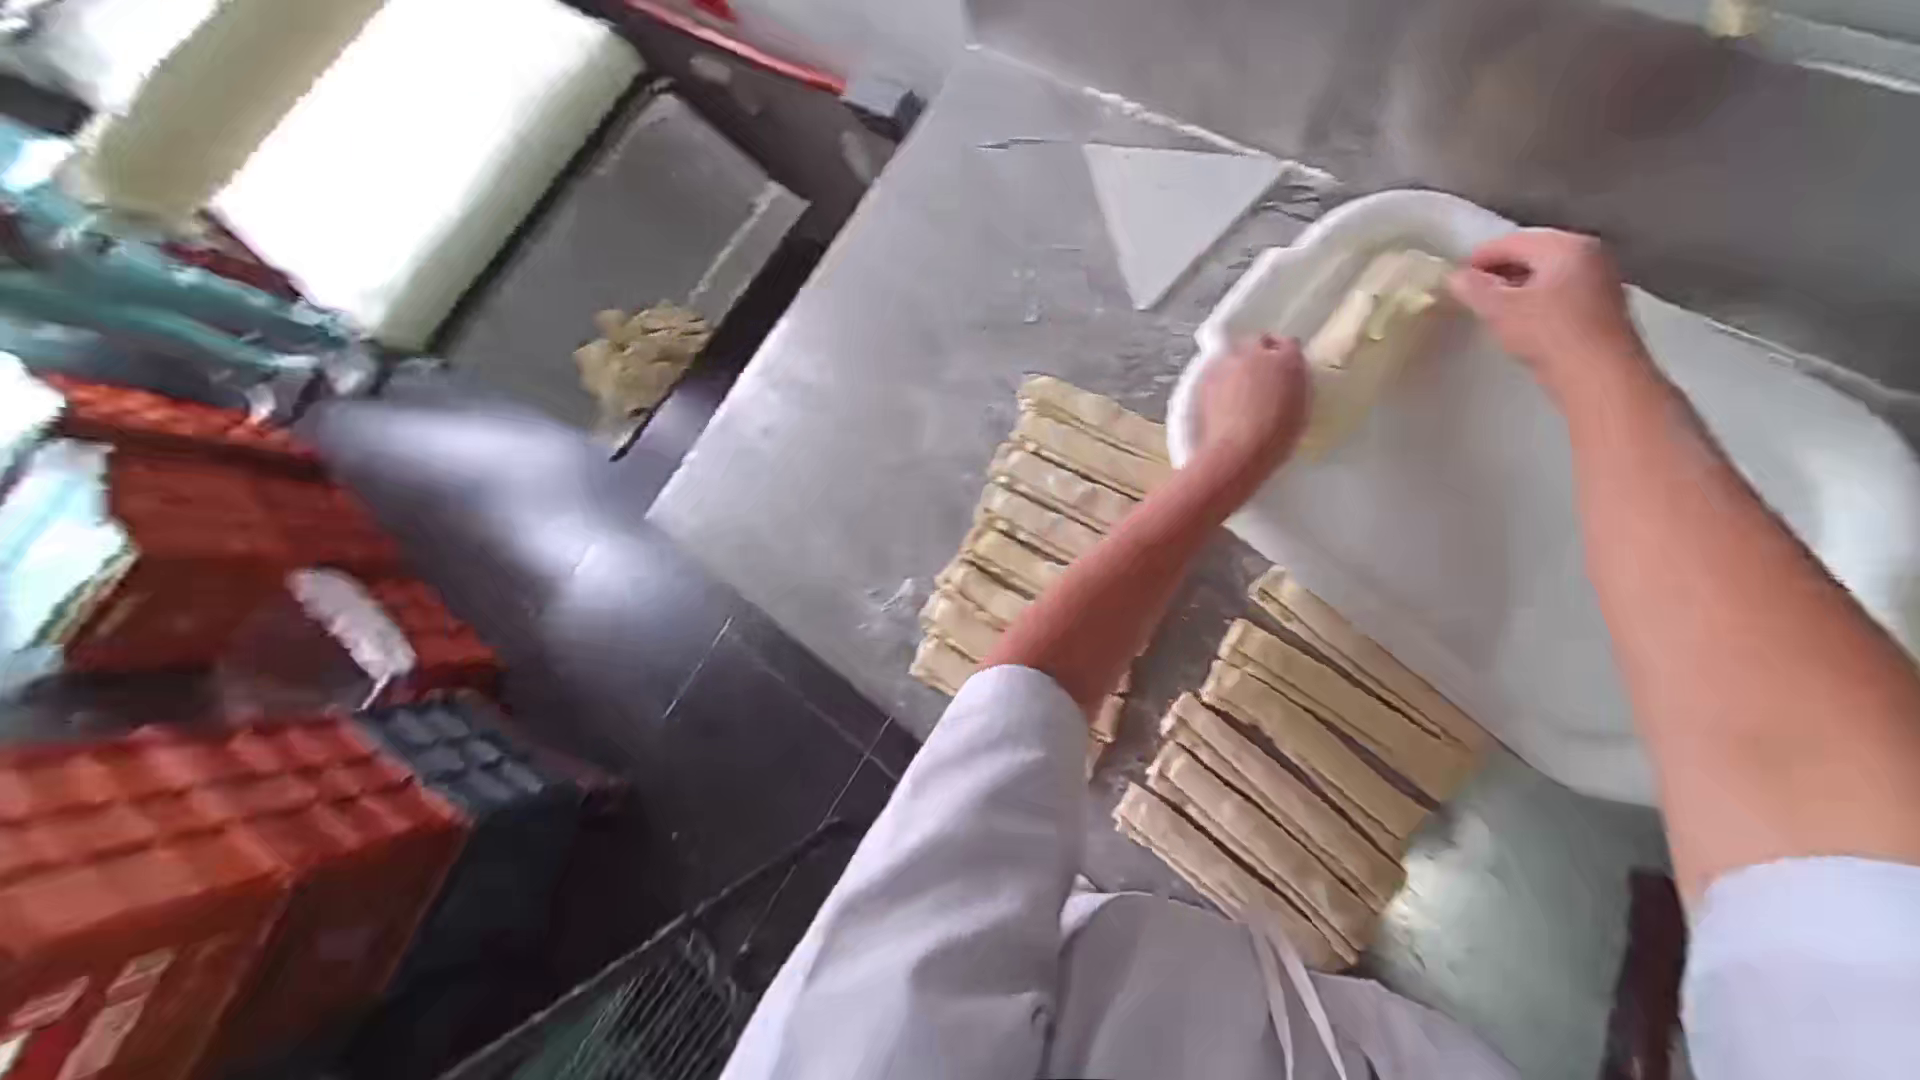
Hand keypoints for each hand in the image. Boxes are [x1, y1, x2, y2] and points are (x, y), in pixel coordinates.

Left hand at [1193, 335, 1309, 489]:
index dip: (1282, 356)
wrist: (1239, 451)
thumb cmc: (1277, 438)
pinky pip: (1215, 370)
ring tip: (1237, 389)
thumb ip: (1293, 386)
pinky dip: (1219, 379)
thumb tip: (1283, 382)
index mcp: (1290, 361)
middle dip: (1258, 355)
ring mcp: (1229, 363)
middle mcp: (1258, 354)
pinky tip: (1221, 398)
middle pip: (1257, 343)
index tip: (1279, 369)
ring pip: (1233, 354)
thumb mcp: (1300, 409)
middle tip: (1257, 377)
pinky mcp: (1207, 377)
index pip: (1288, 344)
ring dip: (1236, 365)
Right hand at [1448, 229, 1652, 397]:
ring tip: (1492, 305)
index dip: (1479, 257)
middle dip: (1499, 269)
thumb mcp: (1498, 309)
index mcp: (1566, 246)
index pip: (1512, 240)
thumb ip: (1473, 289)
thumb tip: (1455, 277)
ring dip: (1517, 283)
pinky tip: (1520, 317)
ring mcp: (1601, 275)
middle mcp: (1590, 252)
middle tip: (1471, 291)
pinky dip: (1536, 295)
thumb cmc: (1547, 333)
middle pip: (1533, 251)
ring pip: (1547, 270)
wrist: (1597, 370)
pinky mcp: (1602, 301)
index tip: (1456, 277)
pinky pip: (1560, 287)